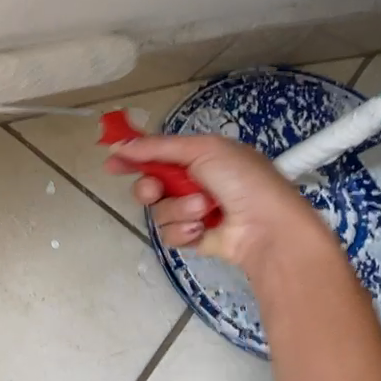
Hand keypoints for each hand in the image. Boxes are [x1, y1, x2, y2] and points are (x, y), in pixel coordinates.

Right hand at [103, 134, 329, 270]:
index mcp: (200, 157)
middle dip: (149, 188)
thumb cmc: (243, 181)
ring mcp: (193, 211)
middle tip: (155, 190)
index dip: (133, 157)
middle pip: (149, 184)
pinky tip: (202, 230)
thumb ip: (158, 147)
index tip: (112, 163)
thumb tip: (119, 144)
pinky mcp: (193, 236)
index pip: (157, 154)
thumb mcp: (203, 150)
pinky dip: (183, 230)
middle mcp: (194, 183)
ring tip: (202, 211)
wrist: (268, 228)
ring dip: (177, 209)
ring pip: (158, 210)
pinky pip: (169, 233)